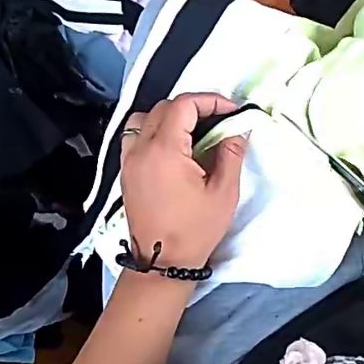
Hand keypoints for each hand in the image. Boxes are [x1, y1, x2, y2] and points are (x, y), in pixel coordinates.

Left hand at [118, 93, 247, 270]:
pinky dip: (153, 131)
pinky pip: (134, 137)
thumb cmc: (194, 231)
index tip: (230, 111)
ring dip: (169, 116)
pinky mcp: (126, 172)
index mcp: (164, 151)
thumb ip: (231, 155)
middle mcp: (141, 149)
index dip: (210, 101)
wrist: (163, 261)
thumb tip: (237, 133)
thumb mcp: (224, 193)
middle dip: (193, 107)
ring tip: (193, 131)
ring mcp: (129, 160)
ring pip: (144, 118)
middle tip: (219, 120)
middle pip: (164, 107)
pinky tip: (173, 148)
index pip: (184, 105)